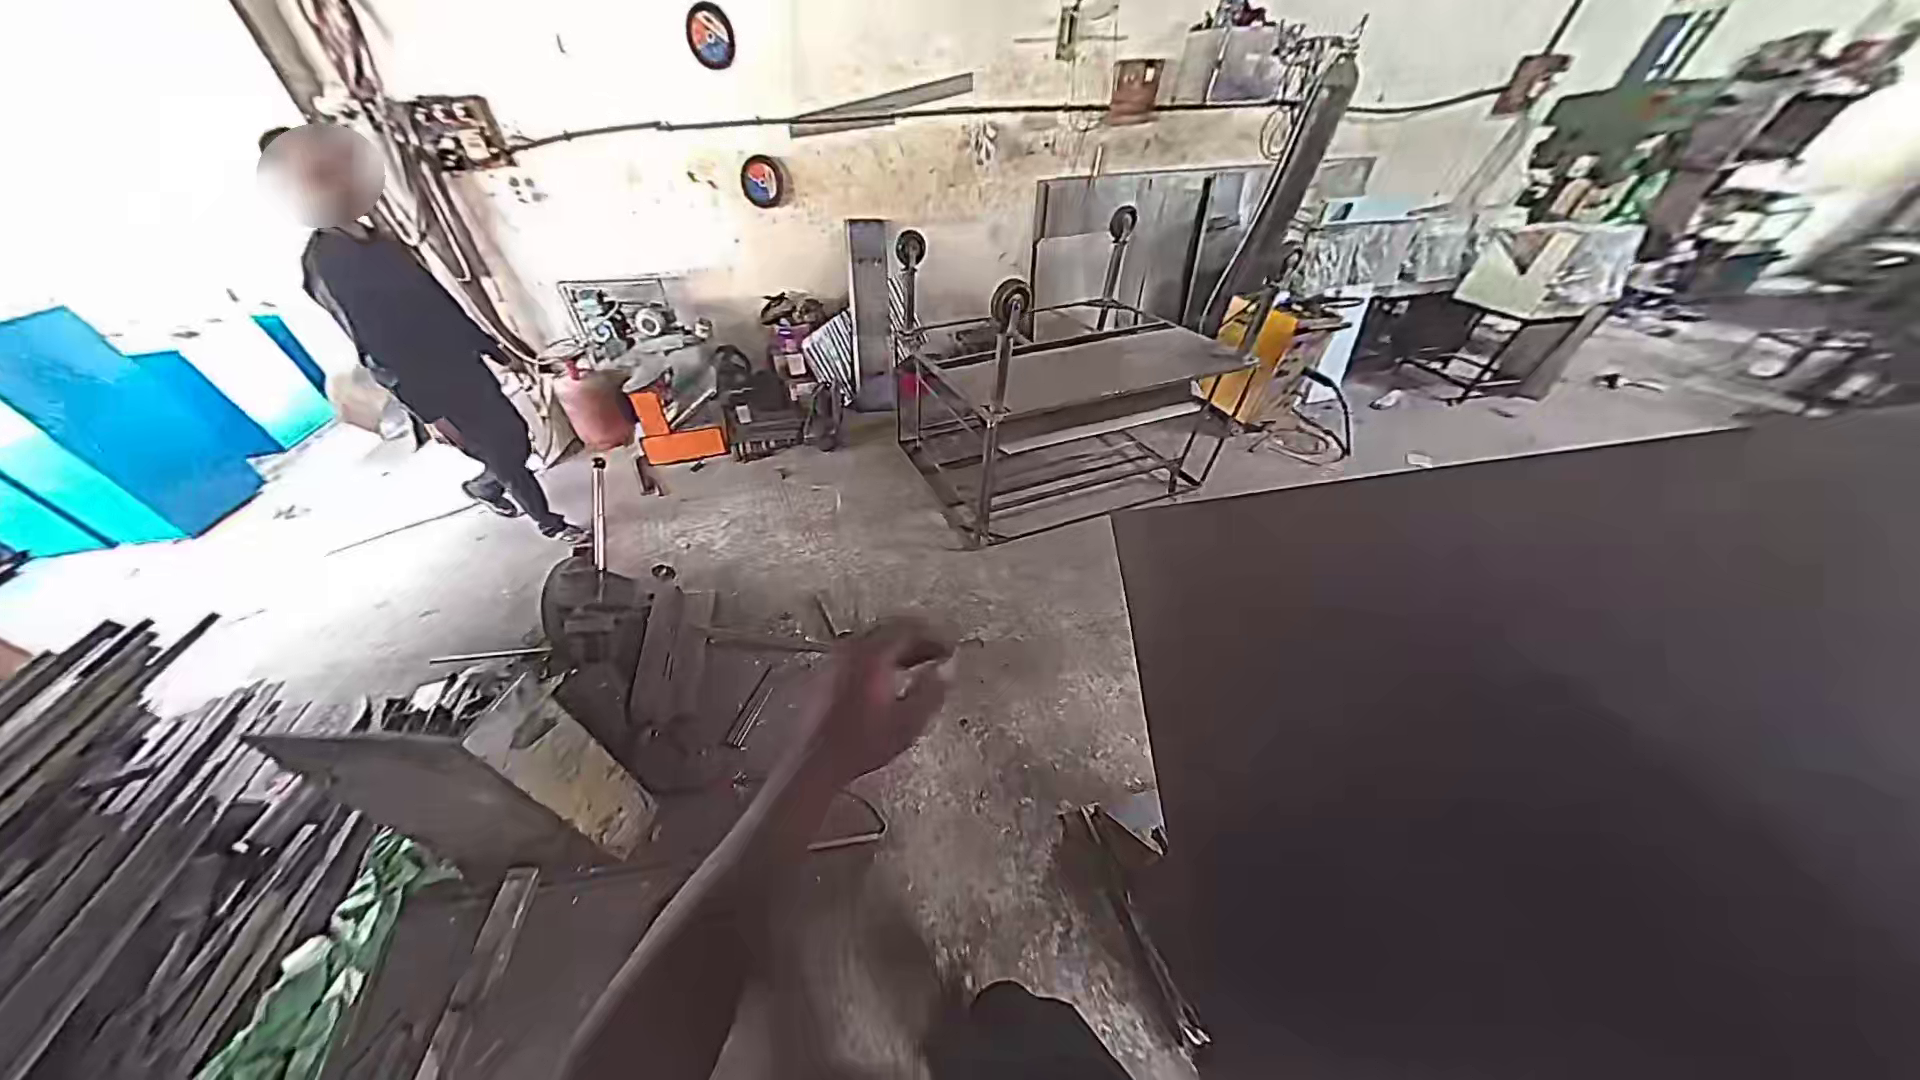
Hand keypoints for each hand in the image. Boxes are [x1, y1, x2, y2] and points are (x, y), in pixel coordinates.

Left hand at [799, 618, 953, 783]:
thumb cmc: (858, 744)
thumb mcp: (909, 721)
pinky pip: (859, 653)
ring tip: (917, 663)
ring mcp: (836, 660)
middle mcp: (852, 650)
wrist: (816, 762)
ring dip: (898, 648)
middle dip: (918, 639)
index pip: (911, 630)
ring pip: (874, 640)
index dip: (935, 638)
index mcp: (874, 655)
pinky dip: (879, 657)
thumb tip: (947, 670)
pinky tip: (887, 676)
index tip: (949, 647)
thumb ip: (932, 690)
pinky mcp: (826, 673)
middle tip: (936, 651)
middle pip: (891, 629)